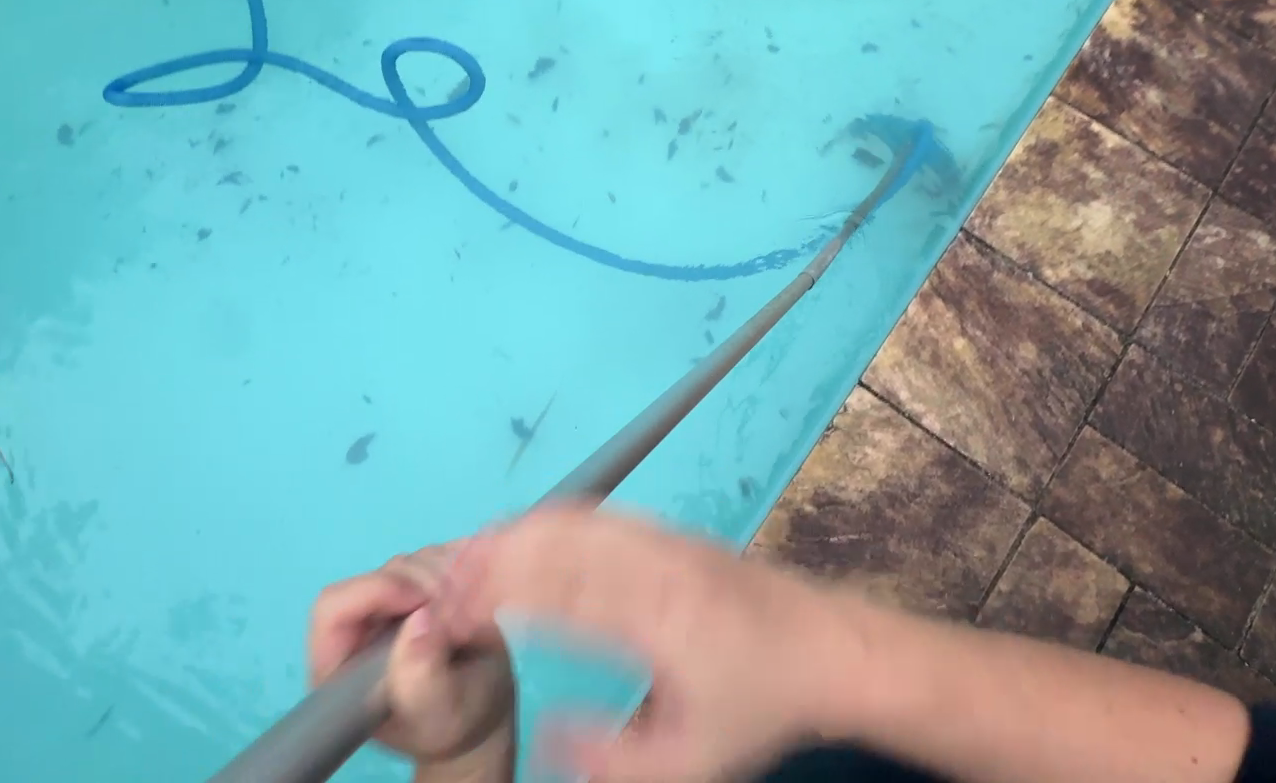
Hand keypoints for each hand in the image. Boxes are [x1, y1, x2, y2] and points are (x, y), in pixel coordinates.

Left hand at [309, 547, 516, 771]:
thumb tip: (420, 620)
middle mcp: (362, 625)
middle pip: (382, 575)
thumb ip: (422, 681)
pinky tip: (476, 593)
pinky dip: (462, 564)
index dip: (376, 592)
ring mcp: (393, 601)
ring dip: (448, 575)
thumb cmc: (454, 722)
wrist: (480, 710)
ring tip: (472, 610)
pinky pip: (439, 554)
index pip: (334, 607)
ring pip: (413, 561)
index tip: (424, 603)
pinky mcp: (421, 585)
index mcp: (343, 664)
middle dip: (427, 584)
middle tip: (462, 609)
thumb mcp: (441, 715)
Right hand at [434, 504, 861, 782]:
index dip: (495, 593)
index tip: (450, 609)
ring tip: (474, 552)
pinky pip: (606, 517)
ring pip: (580, 520)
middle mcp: (655, 564)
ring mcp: (668, 541)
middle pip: (561, 541)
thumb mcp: (691, 760)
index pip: (556, 592)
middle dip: (495, 555)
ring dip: (522, 532)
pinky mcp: (677, 534)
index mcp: (654, 616)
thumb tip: (546, 732)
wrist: (830, 648)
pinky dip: (559, 521)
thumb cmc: (761, 705)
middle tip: (444, 579)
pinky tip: (537, 534)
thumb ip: (612, 759)